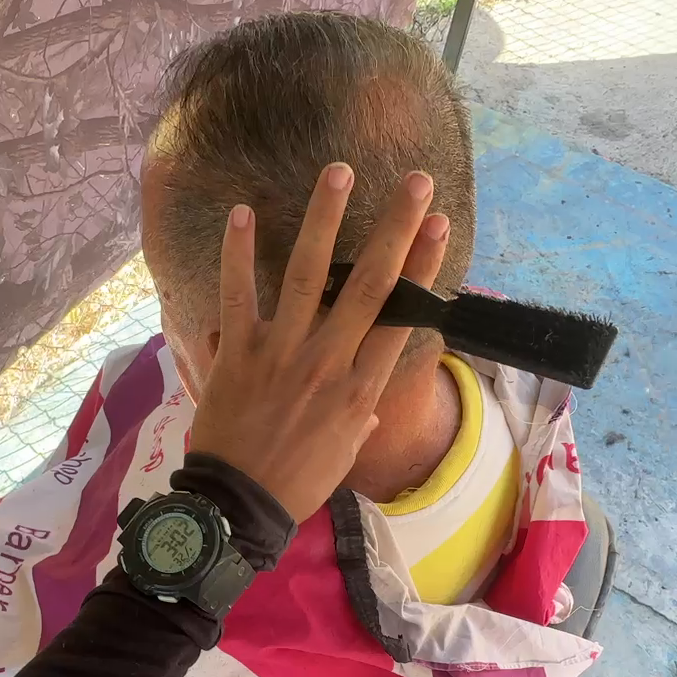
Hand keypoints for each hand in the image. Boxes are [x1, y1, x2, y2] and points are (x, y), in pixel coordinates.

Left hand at [190, 162, 448, 520]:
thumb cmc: (296, 484)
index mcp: (360, 390)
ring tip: (336, 172)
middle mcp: (328, 361)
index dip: (424, 267)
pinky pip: (238, 295)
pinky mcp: (238, 353)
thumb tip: (369, 405)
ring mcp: (281, 353)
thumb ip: (360, 421)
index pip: (401, 317)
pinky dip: (239, 254)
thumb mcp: (344, 457)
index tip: (438, 225)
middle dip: (395, 229)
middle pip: (369, 285)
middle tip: (413, 181)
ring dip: (324, 220)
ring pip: (308, 276)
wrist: (239, 504)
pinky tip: (243, 213)